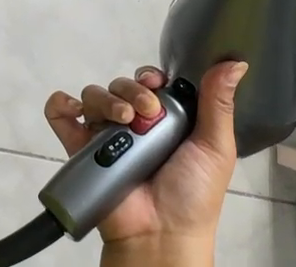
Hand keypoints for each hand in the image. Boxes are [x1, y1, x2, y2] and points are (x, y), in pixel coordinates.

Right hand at [43, 61, 246, 262]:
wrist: (162, 234)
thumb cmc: (194, 194)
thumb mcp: (215, 148)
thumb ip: (218, 104)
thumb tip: (236, 62)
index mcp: (162, 120)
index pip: (147, 82)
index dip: (149, 77)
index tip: (156, 84)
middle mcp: (130, 122)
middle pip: (119, 84)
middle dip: (130, 91)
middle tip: (145, 113)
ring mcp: (102, 134)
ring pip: (92, 94)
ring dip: (104, 100)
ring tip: (121, 122)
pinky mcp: (78, 146)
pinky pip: (59, 113)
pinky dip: (61, 104)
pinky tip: (76, 111)